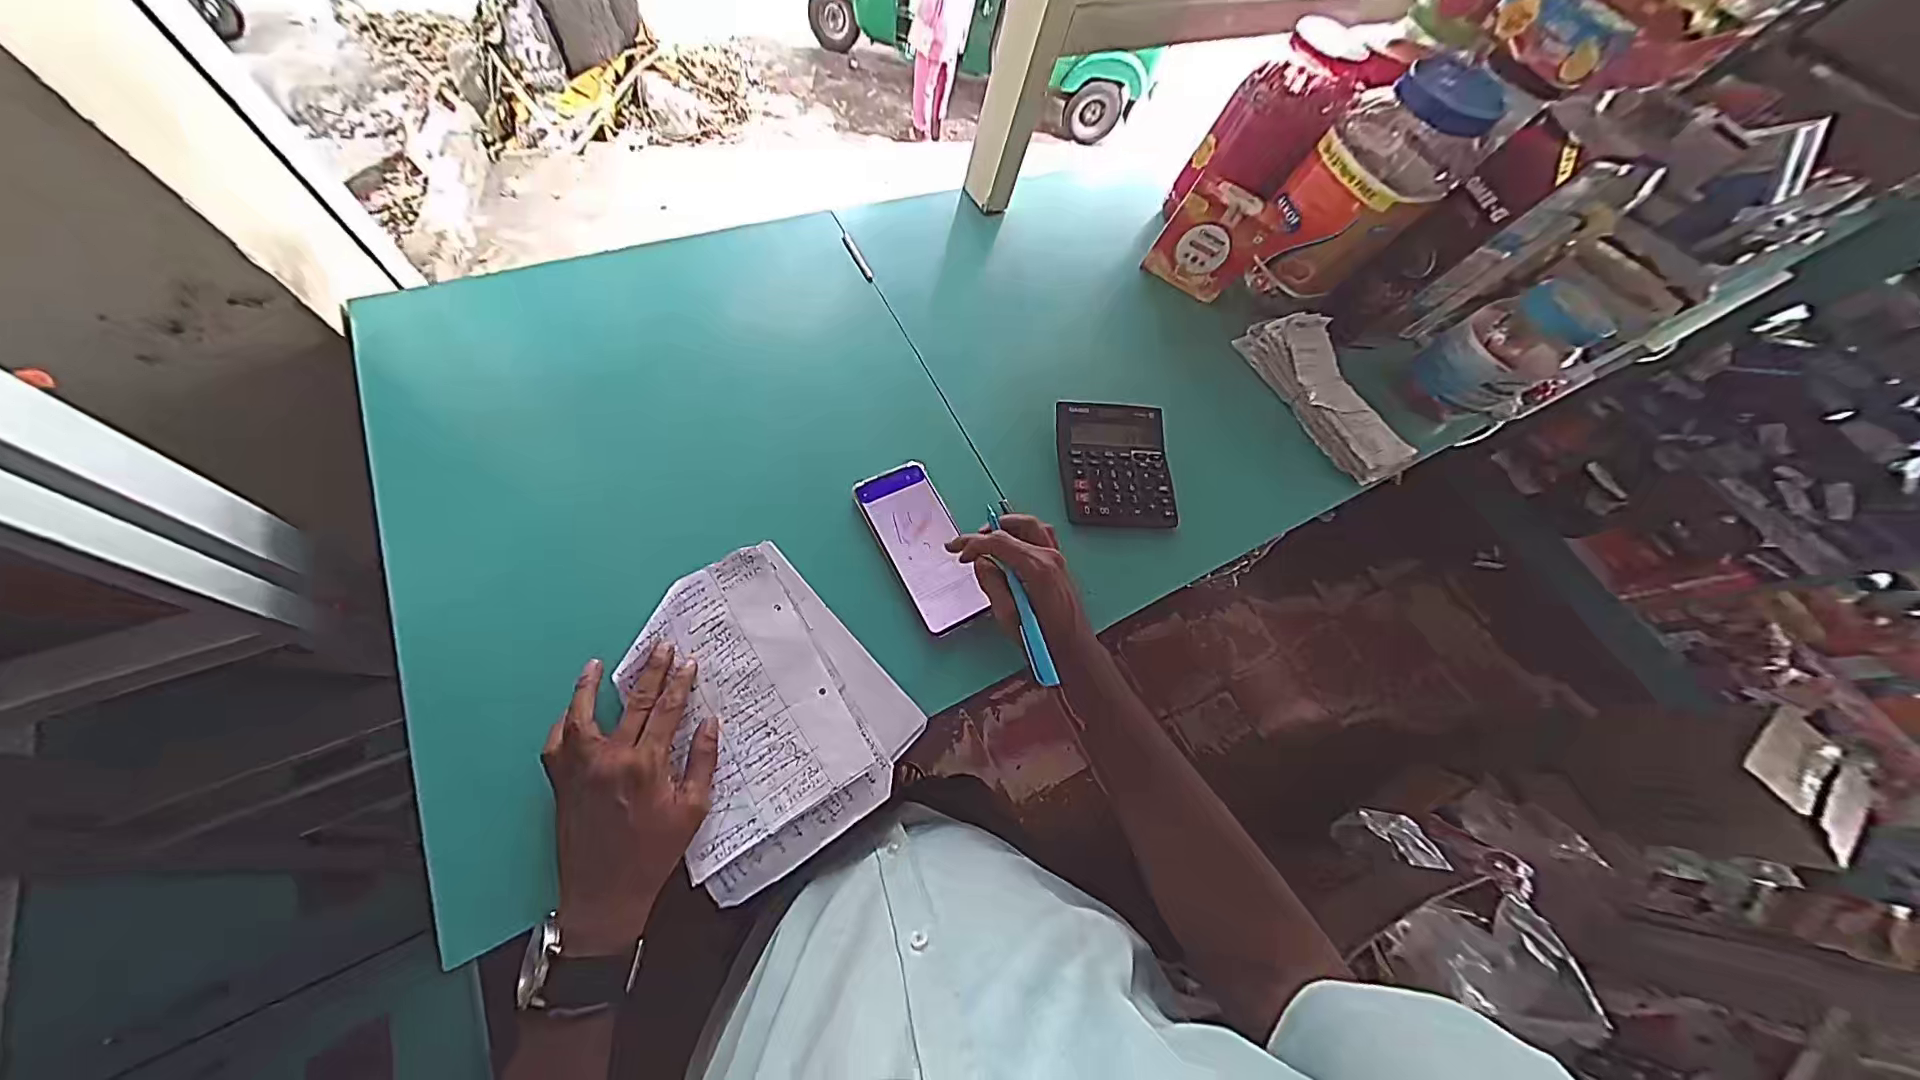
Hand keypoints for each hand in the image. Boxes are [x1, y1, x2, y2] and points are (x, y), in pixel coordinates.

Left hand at [540, 644, 717, 955]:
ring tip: (596, 665)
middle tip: (660, 648)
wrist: (604, 894)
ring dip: (589, 688)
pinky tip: (570, 713)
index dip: (680, 682)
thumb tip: (709, 724)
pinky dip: (563, 724)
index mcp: (646, 765)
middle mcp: (611, 760)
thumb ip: (702, 762)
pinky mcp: (562, 783)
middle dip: (651, 671)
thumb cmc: (652, 853)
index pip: (668, 710)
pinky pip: (556, 745)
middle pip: (634, 703)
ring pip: (583, 717)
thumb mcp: (692, 809)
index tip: (688, 662)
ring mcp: (581, 770)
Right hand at [945, 513, 1091, 645]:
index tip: (958, 550)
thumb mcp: (1008, 615)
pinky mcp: (1059, 565)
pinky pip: (1042, 536)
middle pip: (1016, 527)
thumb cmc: (1045, 640)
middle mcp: (1050, 558)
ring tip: (988, 537)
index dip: (973, 543)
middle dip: (988, 530)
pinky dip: (1023, 533)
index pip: (999, 541)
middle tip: (968, 542)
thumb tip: (981, 562)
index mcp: (1037, 569)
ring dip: (1008, 526)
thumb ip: (992, 583)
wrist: (1073, 650)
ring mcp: (1058, 560)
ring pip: (1031, 526)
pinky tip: (1012, 543)